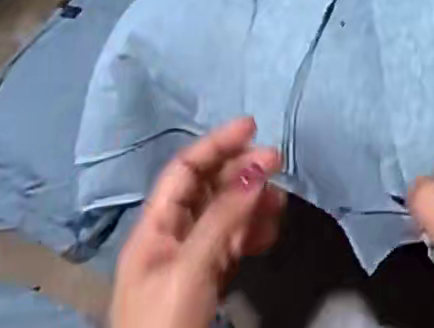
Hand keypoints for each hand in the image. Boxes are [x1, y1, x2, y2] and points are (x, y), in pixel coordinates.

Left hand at [110, 116, 286, 327]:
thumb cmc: (163, 326)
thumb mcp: (191, 270)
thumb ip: (222, 219)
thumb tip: (255, 169)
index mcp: (153, 227)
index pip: (185, 170)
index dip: (216, 144)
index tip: (251, 126)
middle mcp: (168, 238)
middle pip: (204, 190)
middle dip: (239, 172)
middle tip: (277, 162)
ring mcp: (186, 263)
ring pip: (221, 218)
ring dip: (250, 203)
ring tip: (281, 199)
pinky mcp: (203, 288)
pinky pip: (229, 248)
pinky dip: (250, 234)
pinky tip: (271, 229)